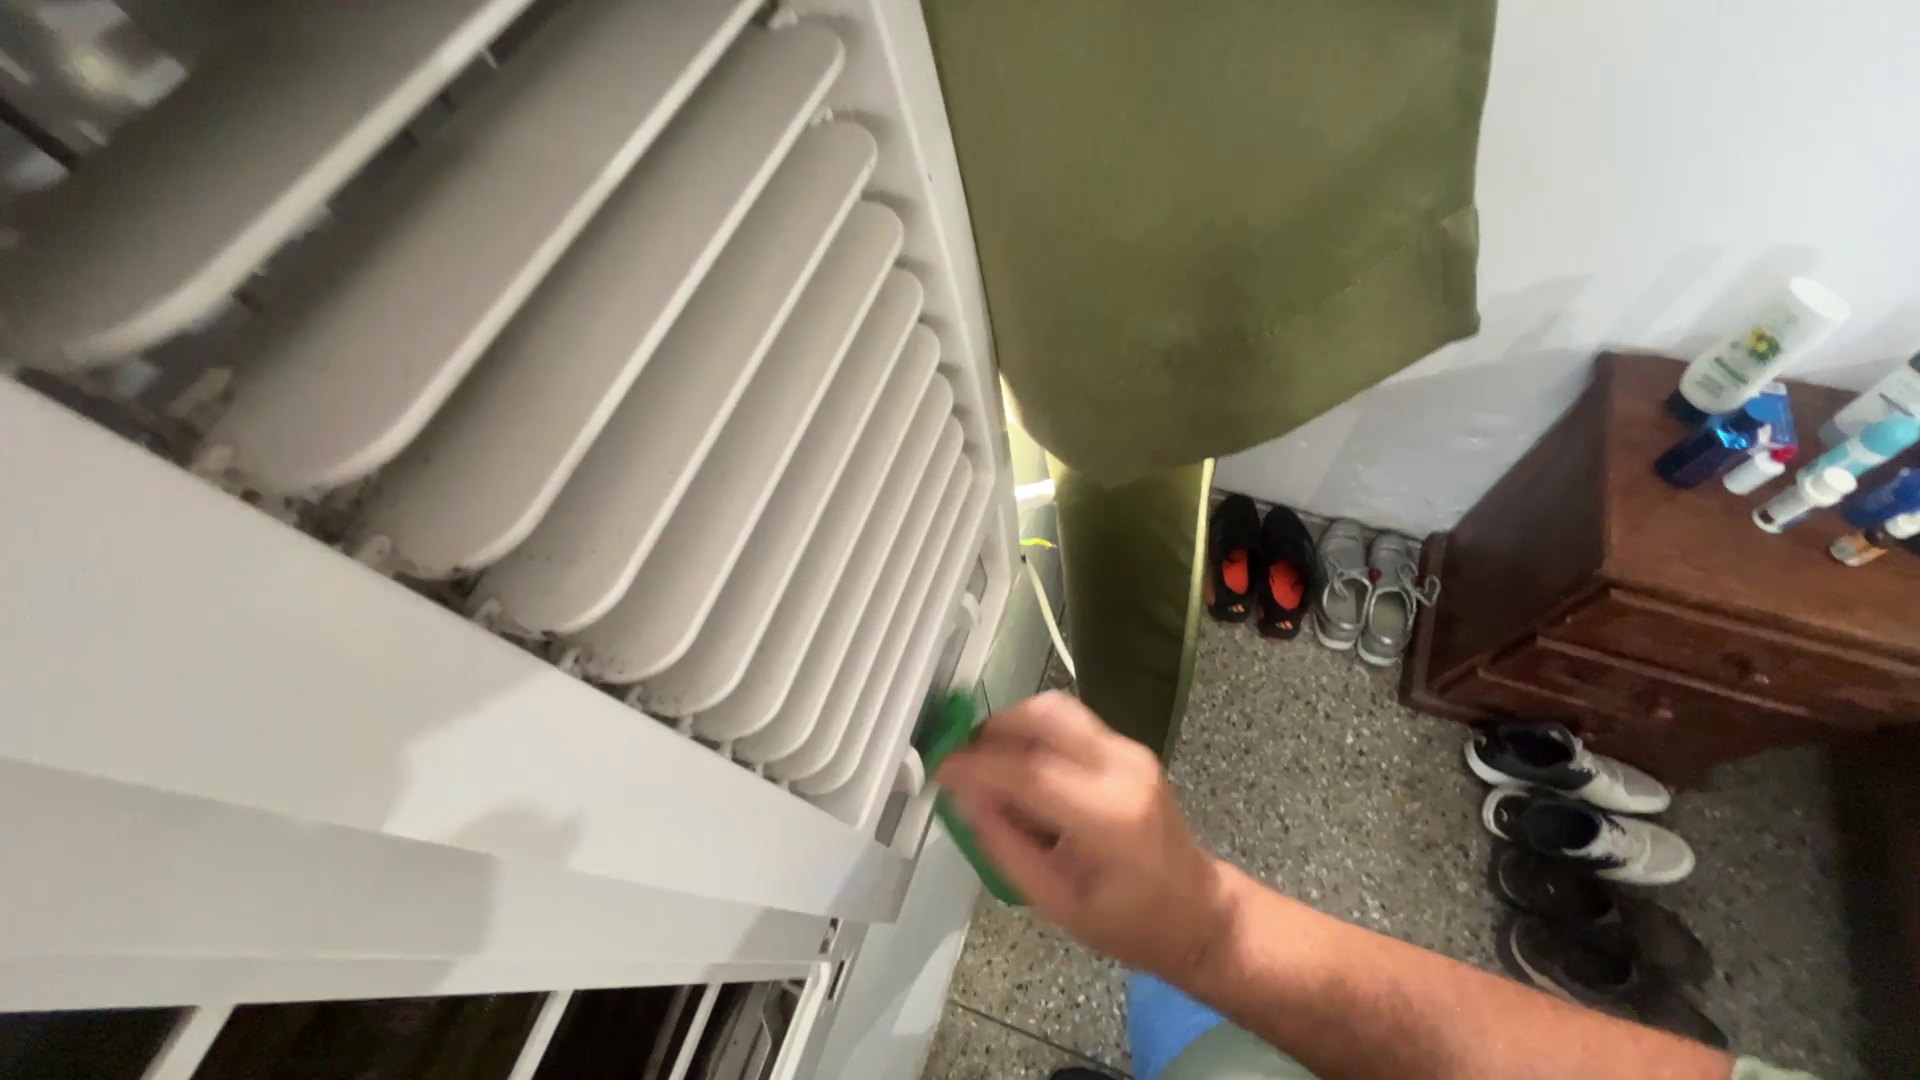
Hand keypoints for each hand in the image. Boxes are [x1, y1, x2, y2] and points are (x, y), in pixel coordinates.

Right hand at [934, 692, 1239, 982]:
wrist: (1201, 913)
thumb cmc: (1131, 924)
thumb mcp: (1056, 903)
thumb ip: (1005, 846)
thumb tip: (964, 799)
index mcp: (1108, 816)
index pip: (1029, 770)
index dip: (976, 764)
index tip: (941, 769)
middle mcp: (1123, 768)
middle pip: (1046, 716)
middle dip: (994, 728)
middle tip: (964, 757)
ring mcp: (1132, 752)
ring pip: (1058, 710)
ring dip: (1014, 726)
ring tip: (988, 762)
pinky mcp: (1131, 749)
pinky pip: (1072, 724)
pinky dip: (1036, 735)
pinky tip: (1022, 768)